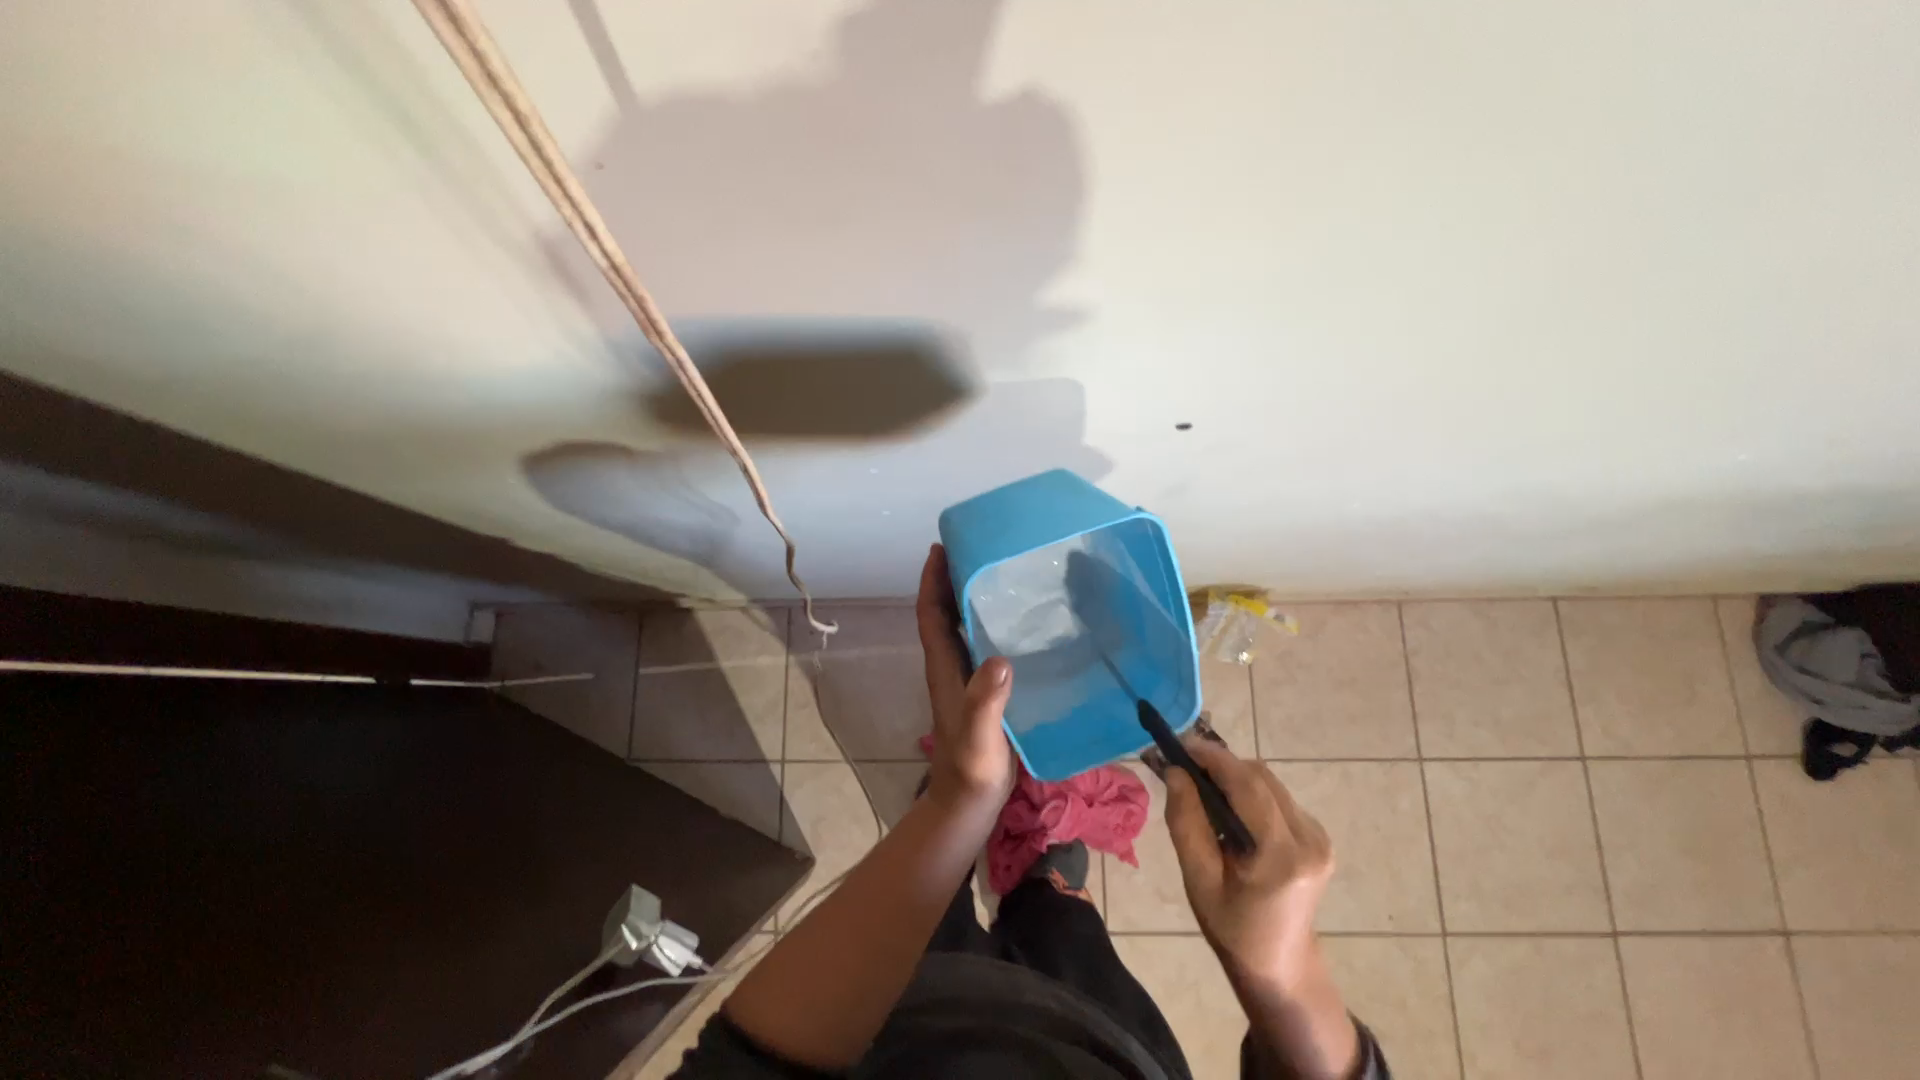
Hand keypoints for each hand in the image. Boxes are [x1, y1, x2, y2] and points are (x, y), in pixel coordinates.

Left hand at [916, 545, 1015, 811]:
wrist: (968, 803)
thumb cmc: (971, 770)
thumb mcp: (979, 738)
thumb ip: (985, 703)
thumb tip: (999, 660)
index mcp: (943, 669)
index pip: (930, 615)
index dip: (932, 581)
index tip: (941, 547)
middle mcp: (950, 667)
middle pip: (944, 613)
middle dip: (953, 579)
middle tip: (979, 547)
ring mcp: (966, 679)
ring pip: (963, 627)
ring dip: (972, 598)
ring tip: (1002, 571)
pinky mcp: (985, 691)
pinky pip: (984, 645)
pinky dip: (994, 625)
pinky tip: (1021, 621)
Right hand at [1164, 739, 1333, 989]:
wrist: (1279, 963)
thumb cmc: (1231, 927)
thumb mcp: (1198, 880)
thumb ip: (1187, 823)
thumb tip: (1175, 772)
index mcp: (1281, 856)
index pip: (1248, 786)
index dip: (1214, 758)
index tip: (1181, 746)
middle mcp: (1309, 839)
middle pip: (1261, 778)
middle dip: (1221, 766)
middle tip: (1184, 769)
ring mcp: (1319, 836)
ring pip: (1270, 784)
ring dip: (1235, 779)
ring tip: (1203, 792)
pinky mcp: (1318, 836)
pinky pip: (1277, 798)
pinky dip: (1250, 794)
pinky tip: (1230, 814)